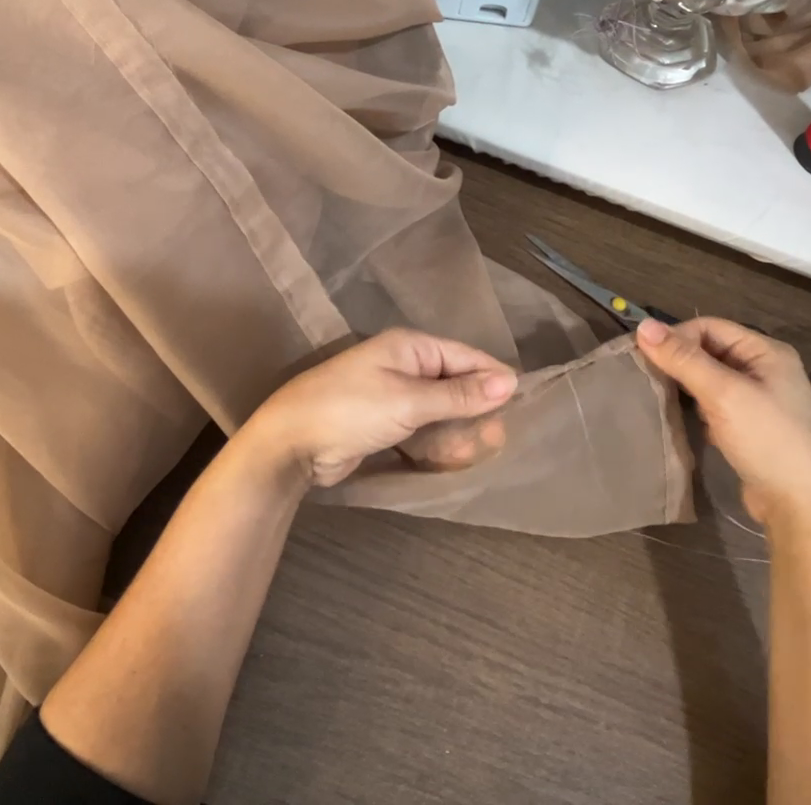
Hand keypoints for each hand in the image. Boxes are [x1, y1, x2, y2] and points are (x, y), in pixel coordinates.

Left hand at [241, 329, 518, 487]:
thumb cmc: (350, 409)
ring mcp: (394, 398)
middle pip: (456, 386)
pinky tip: (447, 462)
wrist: (289, 443)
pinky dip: (436, 445)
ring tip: (469, 456)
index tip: (521, 406)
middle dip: (475, 413)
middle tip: (493, 441)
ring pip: (441, 413)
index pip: (466, 356)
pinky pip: (423, 432)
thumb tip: (510, 382)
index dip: (493, 379)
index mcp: (410, 348)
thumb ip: (459, 394)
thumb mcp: (408, 401)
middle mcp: (405, 367)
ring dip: (456, 434)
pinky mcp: (385, 426)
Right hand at [636, 316, 810, 527]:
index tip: (644, 357)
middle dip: (678, 361)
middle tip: (645, 376)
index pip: (710, 327)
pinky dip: (696, 408)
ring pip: (710, 380)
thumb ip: (683, 359)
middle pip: (710, 351)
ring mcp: (759, 400)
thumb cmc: (767, 440)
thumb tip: (643, 326)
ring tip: (657, 396)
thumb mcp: (723, 394)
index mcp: (766, 352)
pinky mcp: (751, 427)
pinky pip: (715, 405)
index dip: (676, 337)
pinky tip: (681, 420)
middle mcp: (765, 370)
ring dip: (685, 386)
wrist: (802, 505)